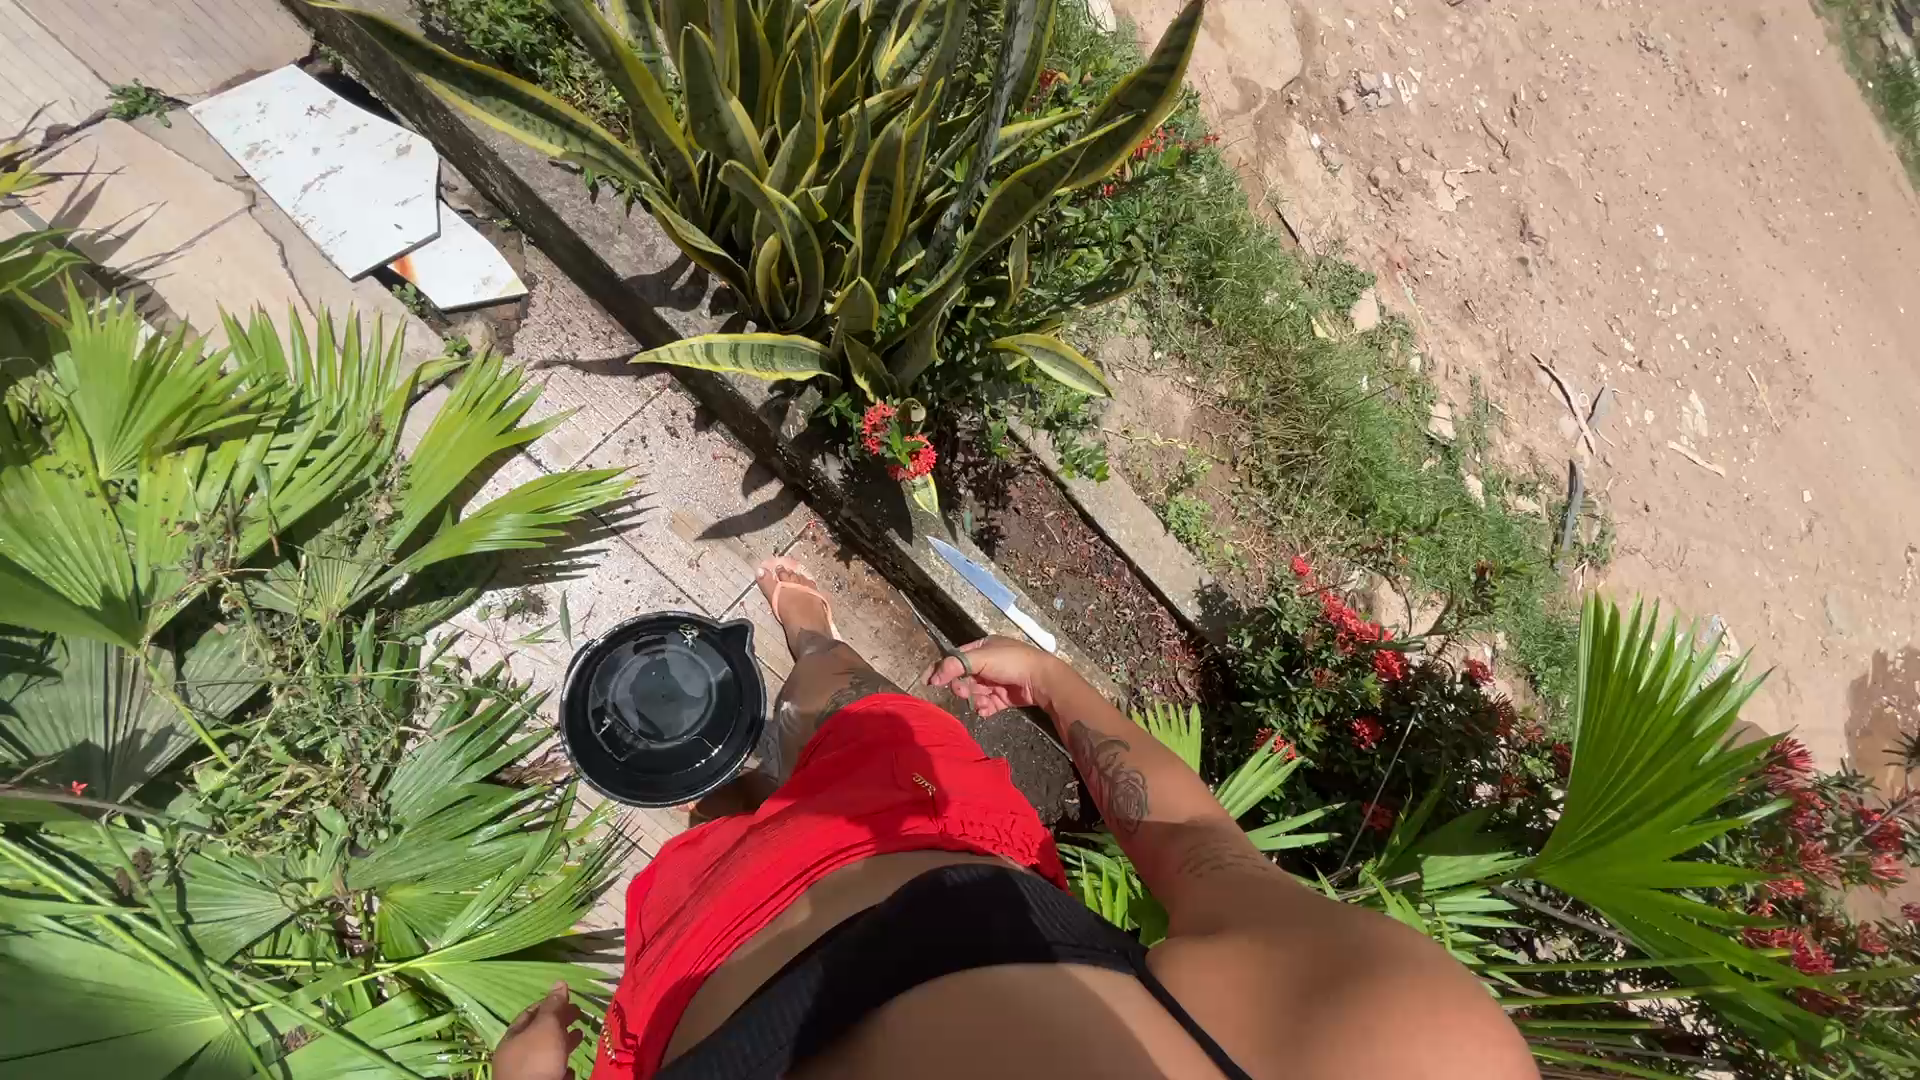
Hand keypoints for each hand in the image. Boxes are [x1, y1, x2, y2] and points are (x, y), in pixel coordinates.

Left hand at [493, 982, 583, 1079]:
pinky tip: (570, 1065)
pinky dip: (562, 1064)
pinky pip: (551, 1071)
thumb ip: (553, 1005)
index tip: (570, 998)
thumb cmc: (538, 1059)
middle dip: (561, 1021)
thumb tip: (559, 981)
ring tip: (581, 1036)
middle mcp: (515, 1055)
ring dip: (565, 1042)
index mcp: (512, 1039)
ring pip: (547, 1052)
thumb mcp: (547, 1026)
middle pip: (540, 1032)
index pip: (530, 1013)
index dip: (550, 1002)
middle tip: (579, 1014)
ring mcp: (526, 1073)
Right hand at [923, 636, 1063, 714]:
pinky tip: (986, 709)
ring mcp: (996, 680)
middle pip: (963, 677)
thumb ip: (955, 665)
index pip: (955, 658)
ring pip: (974, 692)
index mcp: (983, 647)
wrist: (1041, 680)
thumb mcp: (981, 658)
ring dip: (974, 698)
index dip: (941, 669)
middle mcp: (988, 663)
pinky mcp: (1003, 697)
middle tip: (964, 691)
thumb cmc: (1011, 662)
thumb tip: (933, 679)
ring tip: (981, 701)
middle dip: (962, 686)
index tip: (928, 682)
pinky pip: (986, 704)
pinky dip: (984, 707)